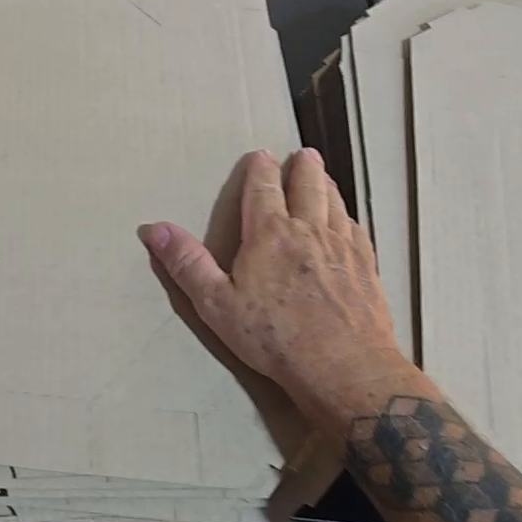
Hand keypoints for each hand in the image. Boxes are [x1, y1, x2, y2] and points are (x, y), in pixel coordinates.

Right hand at [139, 148, 411, 429]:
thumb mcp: (215, 302)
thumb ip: (187, 263)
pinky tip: (349, 221)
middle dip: (303, 168)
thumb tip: (154, 228)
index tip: (261, 154)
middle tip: (303, 153)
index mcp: (269, 235)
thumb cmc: (272, 336)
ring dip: (328, 186)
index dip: (260, 170)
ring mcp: (343, 250)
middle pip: (308, 188)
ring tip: (323, 175)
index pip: (263, 191)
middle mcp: (309, 232)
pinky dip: (349, 217)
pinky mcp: (366, 271)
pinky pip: (357, 232)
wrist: (344, 367)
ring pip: (335, 205)